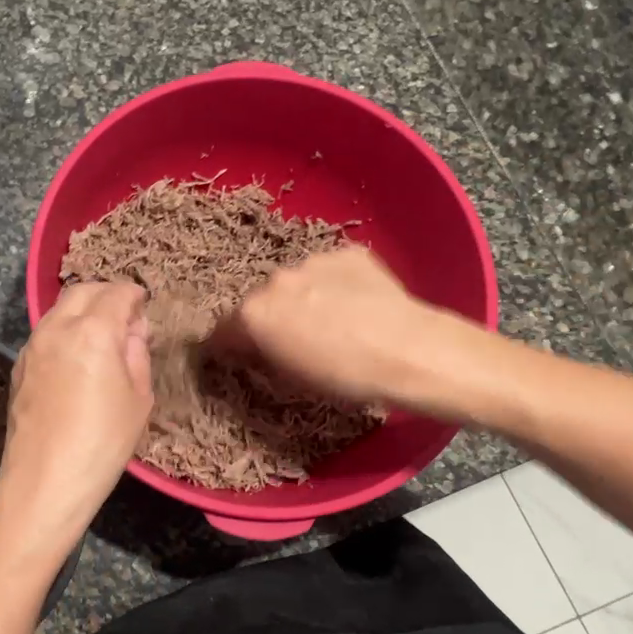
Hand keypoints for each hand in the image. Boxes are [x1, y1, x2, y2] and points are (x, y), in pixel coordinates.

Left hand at [0, 283, 152, 562]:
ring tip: (102, 336)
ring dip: (83, 311)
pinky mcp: (19, 366)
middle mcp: (57, 328)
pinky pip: (46, 333)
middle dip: (106, 295)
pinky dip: (65, 330)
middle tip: (125, 315)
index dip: (134, 296)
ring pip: (59, 310)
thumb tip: (132, 331)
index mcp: (93, 331)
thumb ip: (137, 354)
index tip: (144, 304)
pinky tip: (77, 356)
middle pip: (82, 292)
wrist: (44, 481)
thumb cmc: (102, 443)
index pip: (116, 294)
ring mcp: (32, 346)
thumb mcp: (139, 399)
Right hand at [226, 245, 478, 416]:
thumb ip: (262, 357)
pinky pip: (330, 270)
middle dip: (271, 318)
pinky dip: (336, 285)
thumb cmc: (346, 377)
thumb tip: (254, 350)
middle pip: (261, 301)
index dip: (232, 345)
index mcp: (254, 314)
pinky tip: (358, 306)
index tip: (241, 356)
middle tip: (295, 341)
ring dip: (303, 298)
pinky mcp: (346, 253)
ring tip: (334, 322)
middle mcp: (275, 281)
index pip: (223, 329)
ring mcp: (312, 262)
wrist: (409, 351)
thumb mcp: (292, 380)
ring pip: (296, 283)